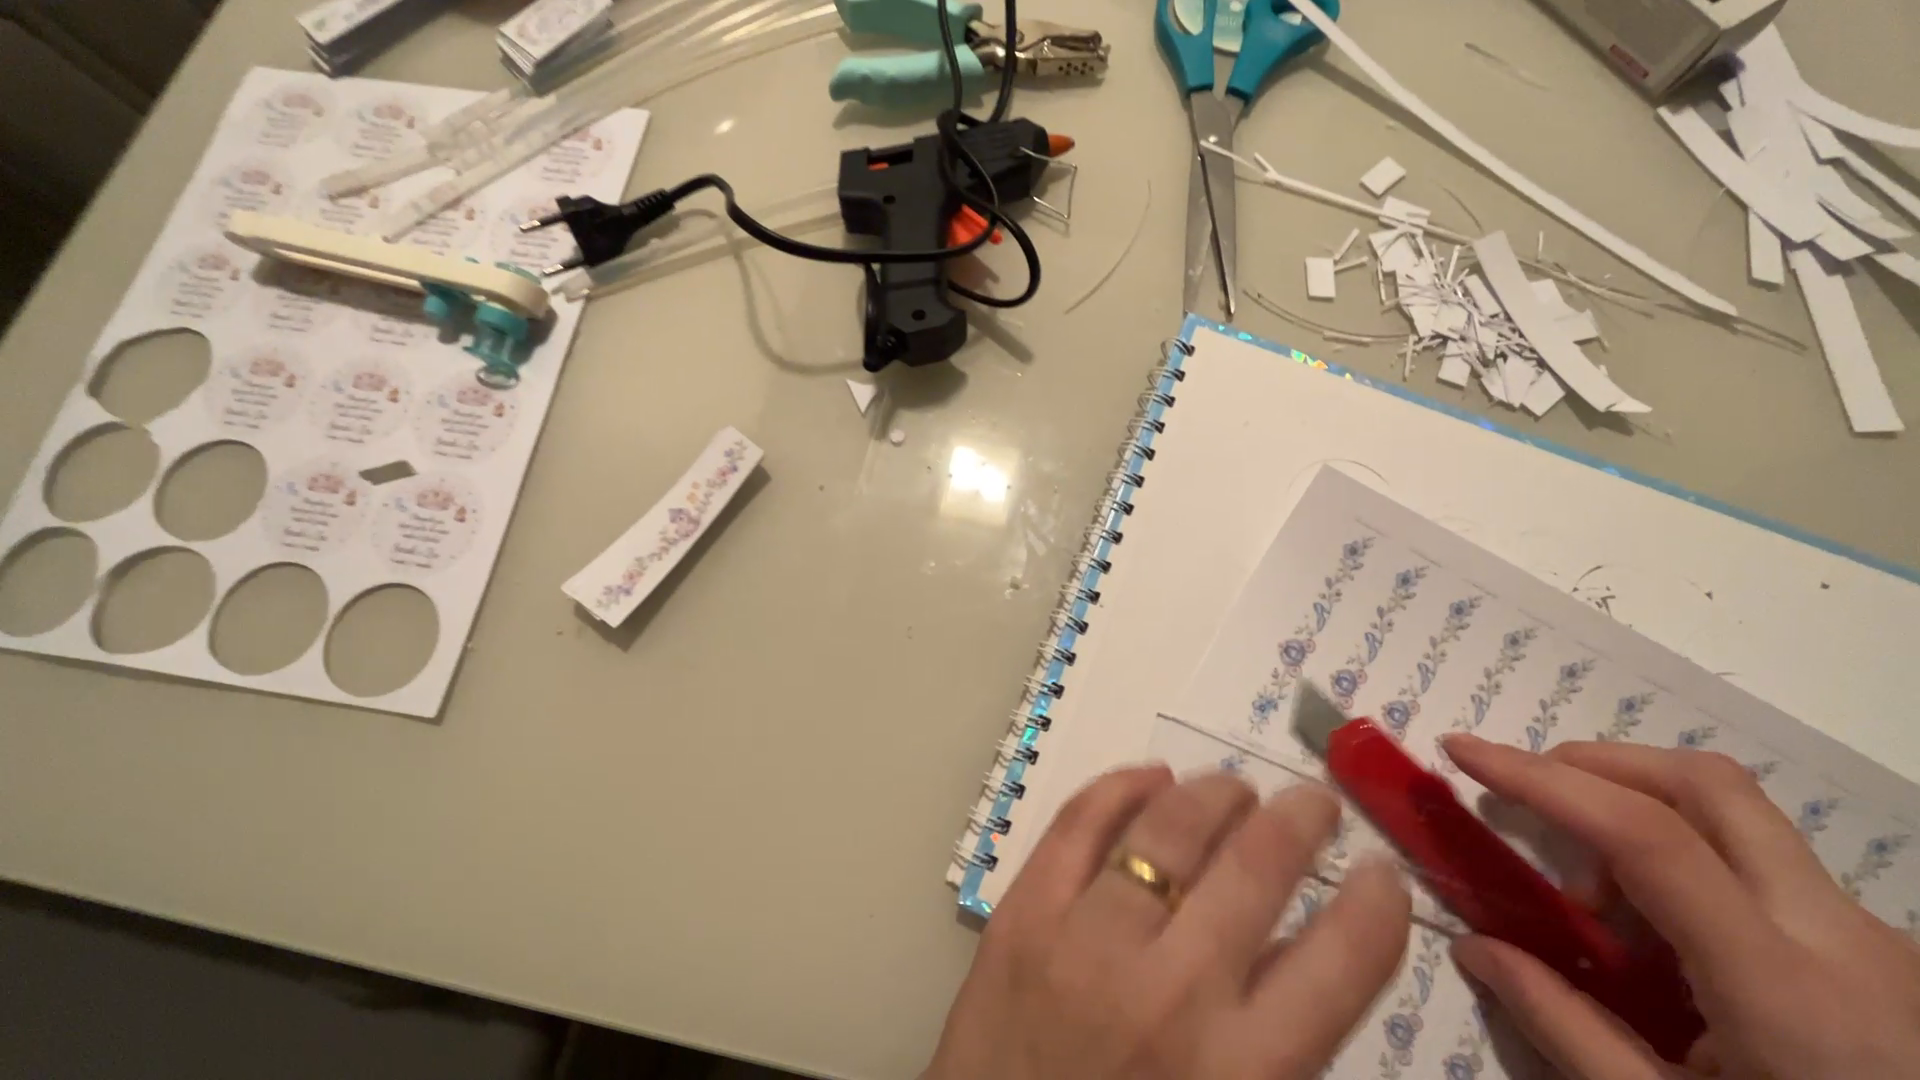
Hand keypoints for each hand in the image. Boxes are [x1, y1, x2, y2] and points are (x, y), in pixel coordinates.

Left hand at [925, 767, 1410, 1079]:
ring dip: (1215, 792)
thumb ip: (1276, 1034)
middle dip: (1299, 818)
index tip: (1382, 870)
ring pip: (1167, 829)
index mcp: (1241, 1067)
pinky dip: (1119, 787)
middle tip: (1312, 801)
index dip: (1377, 902)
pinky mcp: (1023, 912)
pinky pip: (1077, 823)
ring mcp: (1087, 940)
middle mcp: (1171, 990)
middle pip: (1255, 868)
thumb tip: (1310, 936)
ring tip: (1236, 786)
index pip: (1342, 960)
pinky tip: (1150, 776)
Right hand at [1441, 735, 1919, 1079]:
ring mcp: (1872, 934)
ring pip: (1738, 815)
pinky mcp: (1880, 946)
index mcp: (1781, 986)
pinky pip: (1762, 861)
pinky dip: (1683, 858)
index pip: (1649, 835)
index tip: (1462, 750)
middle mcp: (1837, 934)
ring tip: (1591, 895)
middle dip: (1595, 764)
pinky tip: (1661, 935)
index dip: (1542, 779)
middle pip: (1708, 786)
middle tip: (1524, 788)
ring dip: (1637, 812)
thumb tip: (1473, 948)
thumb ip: (1563, 1025)